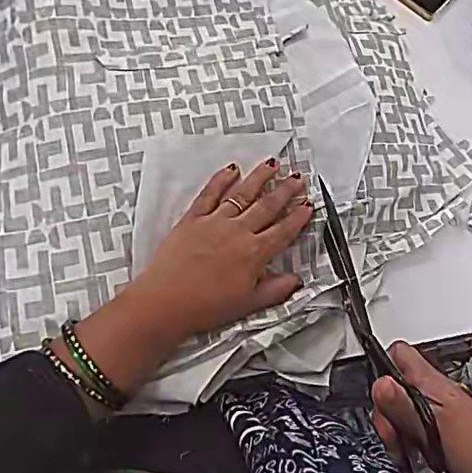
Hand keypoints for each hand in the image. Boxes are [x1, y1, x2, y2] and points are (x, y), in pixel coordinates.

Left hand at [59, 160, 313, 400]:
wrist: (164, 303)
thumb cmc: (204, 307)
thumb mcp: (248, 304)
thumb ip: (275, 290)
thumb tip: (296, 281)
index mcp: (254, 254)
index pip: (283, 231)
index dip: (298, 218)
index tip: (307, 206)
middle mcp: (237, 232)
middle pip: (267, 206)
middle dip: (285, 191)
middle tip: (297, 179)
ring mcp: (214, 223)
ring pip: (242, 194)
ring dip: (259, 178)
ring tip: (272, 165)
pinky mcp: (192, 220)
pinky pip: (209, 194)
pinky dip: (221, 180)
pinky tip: (231, 170)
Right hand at [369, 342, 471, 472]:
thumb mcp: (431, 429)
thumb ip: (402, 406)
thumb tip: (378, 383)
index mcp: (431, 382)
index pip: (398, 353)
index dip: (382, 370)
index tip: (380, 399)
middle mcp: (435, 390)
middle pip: (393, 387)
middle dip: (387, 414)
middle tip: (396, 435)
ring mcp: (439, 409)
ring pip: (402, 409)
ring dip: (398, 432)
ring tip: (409, 451)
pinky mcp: (444, 428)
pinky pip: (415, 427)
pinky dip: (411, 442)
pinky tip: (419, 456)